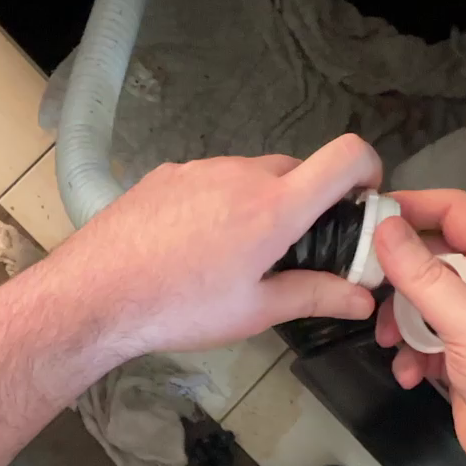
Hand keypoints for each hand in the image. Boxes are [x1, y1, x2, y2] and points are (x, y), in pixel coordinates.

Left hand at [43, 135, 381, 354]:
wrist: (97, 293)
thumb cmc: (182, 308)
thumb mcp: (253, 311)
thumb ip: (314, 296)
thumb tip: (363, 299)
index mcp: (275, 206)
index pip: (346, 154)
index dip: (368, 168)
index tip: (362, 201)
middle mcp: (243, 173)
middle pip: (297, 171)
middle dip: (307, 204)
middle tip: (291, 252)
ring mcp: (201, 168)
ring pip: (251, 176)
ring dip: (261, 204)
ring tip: (233, 256)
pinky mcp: (167, 174)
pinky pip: (211, 180)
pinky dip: (221, 203)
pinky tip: (192, 245)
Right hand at [372, 189, 465, 465]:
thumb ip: (423, 273)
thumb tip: (384, 227)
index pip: (459, 213)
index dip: (417, 207)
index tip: (371, 214)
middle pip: (433, 260)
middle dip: (399, 279)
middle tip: (364, 289)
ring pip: (422, 305)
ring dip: (400, 324)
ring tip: (388, 344)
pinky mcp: (461, 358)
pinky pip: (424, 342)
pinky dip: (410, 356)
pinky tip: (410, 375)